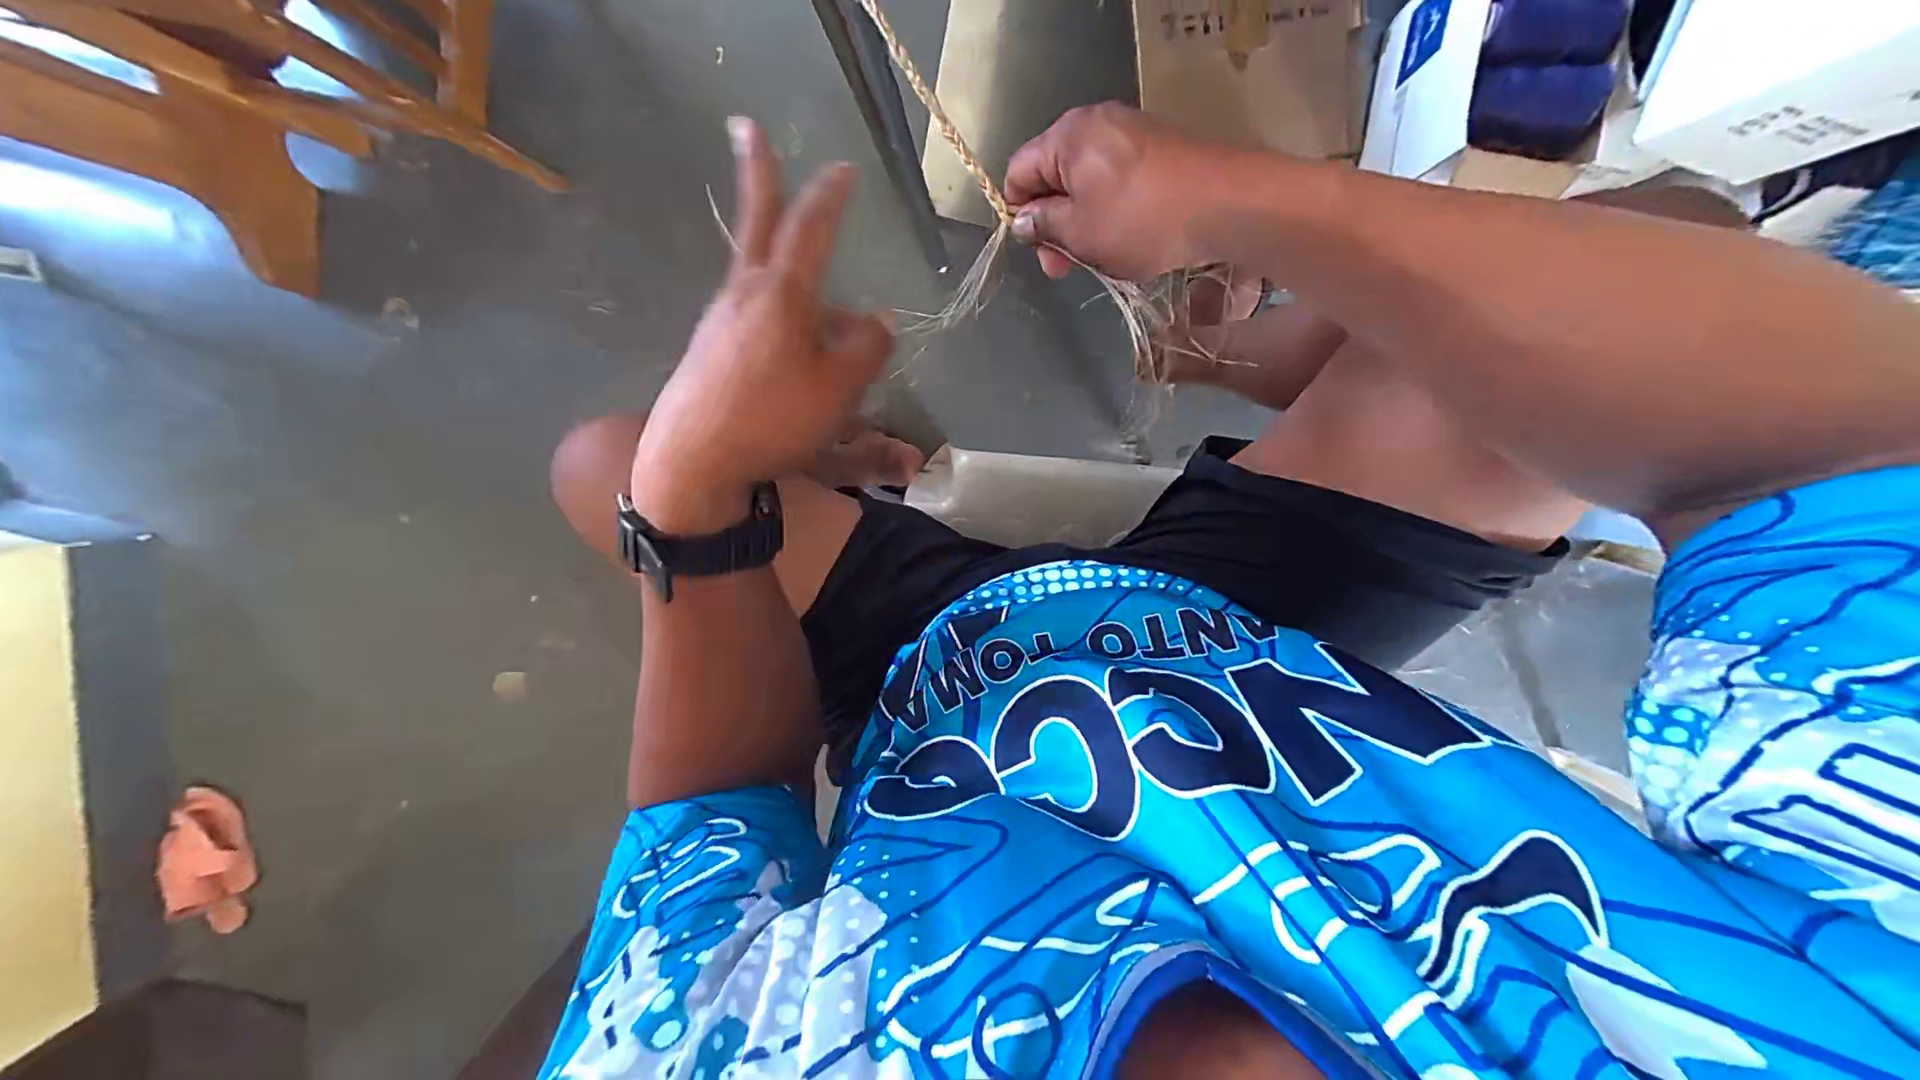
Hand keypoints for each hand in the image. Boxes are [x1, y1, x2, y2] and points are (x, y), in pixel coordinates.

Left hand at [629, 117, 892, 532]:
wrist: (694, 461)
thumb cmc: (774, 419)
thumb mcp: (839, 388)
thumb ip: (866, 347)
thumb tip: (878, 318)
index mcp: (781, 294)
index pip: (810, 229)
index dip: (830, 196)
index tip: (844, 168)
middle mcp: (744, 294)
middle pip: (757, 224)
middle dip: (757, 173)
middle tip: (745, 128)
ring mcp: (720, 320)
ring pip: (764, 284)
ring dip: (794, 284)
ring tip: (826, 339)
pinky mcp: (710, 349)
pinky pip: (755, 321)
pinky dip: (781, 324)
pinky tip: (792, 359)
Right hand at [1005, 103, 1241, 280]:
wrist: (1225, 204)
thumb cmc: (1140, 220)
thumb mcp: (1079, 232)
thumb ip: (1043, 224)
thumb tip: (1022, 220)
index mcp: (1069, 136)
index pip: (1019, 171)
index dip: (1019, 214)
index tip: (1038, 250)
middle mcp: (1097, 124)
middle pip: (1053, 177)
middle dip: (1054, 225)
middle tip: (1064, 269)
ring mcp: (1131, 135)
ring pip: (1086, 185)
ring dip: (1082, 226)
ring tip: (1097, 261)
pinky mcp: (1157, 151)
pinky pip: (1116, 184)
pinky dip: (1110, 214)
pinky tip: (1124, 242)